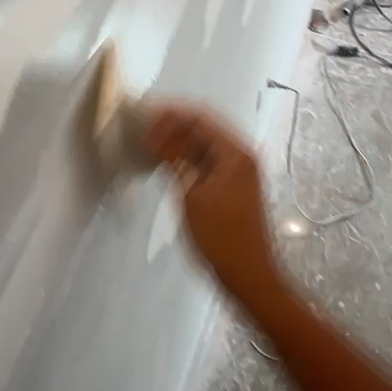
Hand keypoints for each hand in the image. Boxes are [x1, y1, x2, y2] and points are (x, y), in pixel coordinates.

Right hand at [143, 102, 283, 305]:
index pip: (201, 118)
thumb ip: (175, 160)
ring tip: (148, 145)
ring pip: (204, 146)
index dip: (171, 114)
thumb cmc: (221, 237)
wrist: (249, 276)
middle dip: (173, 127)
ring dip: (178, 143)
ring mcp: (238, 172)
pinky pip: (206, 162)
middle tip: (143, 130)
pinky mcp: (232, 187)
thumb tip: (156, 134)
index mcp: (236, 153)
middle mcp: (241, 156)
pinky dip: (186, 159)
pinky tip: (165, 164)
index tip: (144, 116)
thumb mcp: (192, 196)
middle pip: (203, 129)